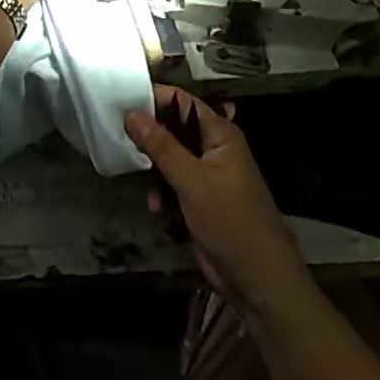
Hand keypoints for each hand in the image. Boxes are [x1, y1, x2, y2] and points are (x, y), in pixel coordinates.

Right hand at [125, 85, 309, 311]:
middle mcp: (214, 150)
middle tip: (129, 150)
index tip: (122, 103)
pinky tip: (165, 218)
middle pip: (173, 133)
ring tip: (157, 202)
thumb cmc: (230, 220)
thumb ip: (161, 146)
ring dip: (158, 182)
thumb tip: (132, 113)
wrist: (257, 280)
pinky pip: (173, 190)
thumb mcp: (192, 181)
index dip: (155, 99)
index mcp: (220, 134)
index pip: (183, 103)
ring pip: (168, 164)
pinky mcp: (200, 203)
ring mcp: (207, 177)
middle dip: (152, 147)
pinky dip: (166, 202)